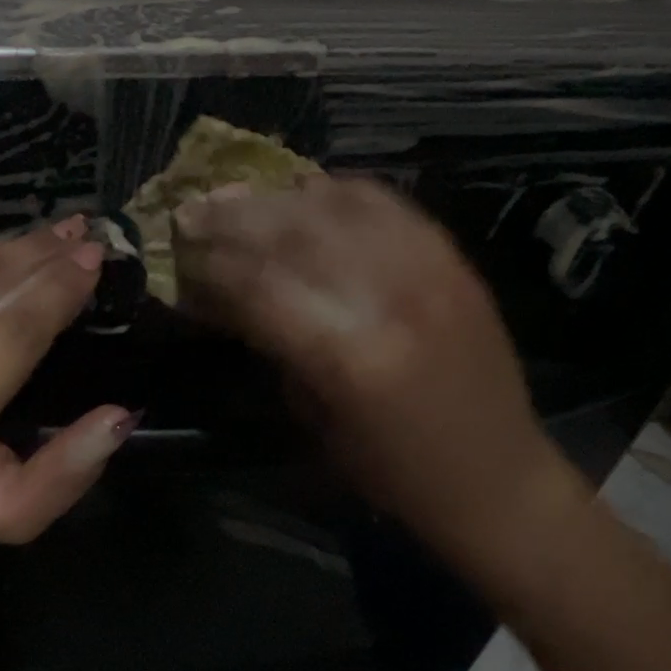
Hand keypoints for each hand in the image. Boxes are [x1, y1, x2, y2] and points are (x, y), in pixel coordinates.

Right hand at [179, 177, 582, 564]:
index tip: (174, 258)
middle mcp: (387, 298)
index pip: (257, 286)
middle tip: (189, 213)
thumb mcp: (315, 421)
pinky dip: (335, 192)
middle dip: (229, 220)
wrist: (497, 478)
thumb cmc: (393, 473)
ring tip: (234, 197)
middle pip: (291, 234)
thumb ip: (272, 347)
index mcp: (346, 356)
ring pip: (334, 207)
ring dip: (274, 199)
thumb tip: (224, 297)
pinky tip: (302, 194)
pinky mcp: (452, 259)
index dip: (207, 268)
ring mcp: (426, 269)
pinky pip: (385, 203)